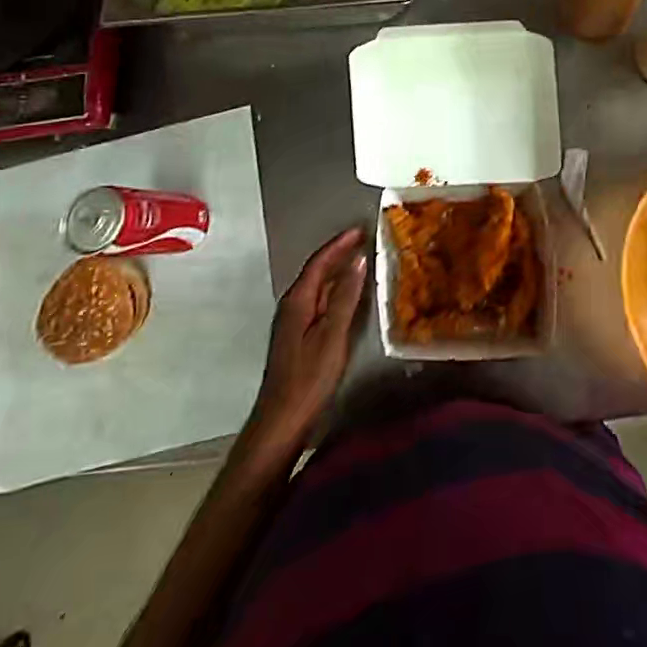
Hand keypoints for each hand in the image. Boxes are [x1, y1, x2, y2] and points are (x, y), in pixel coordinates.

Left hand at [245, 227, 369, 456]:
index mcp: (297, 301)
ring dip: (337, 271)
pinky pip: (318, 301)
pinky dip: (335, 291)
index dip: (339, 244)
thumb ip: (345, 298)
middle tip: (364, 240)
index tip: (360, 230)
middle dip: (338, 254)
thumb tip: (357, 262)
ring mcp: (293, 320)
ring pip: (317, 286)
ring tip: (360, 260)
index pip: (318, 263)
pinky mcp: (298, 334)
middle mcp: (292, 305)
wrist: (283, 417)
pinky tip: (348, 296)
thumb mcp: (332, 335)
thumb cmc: (309, 377)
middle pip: (316, 271)